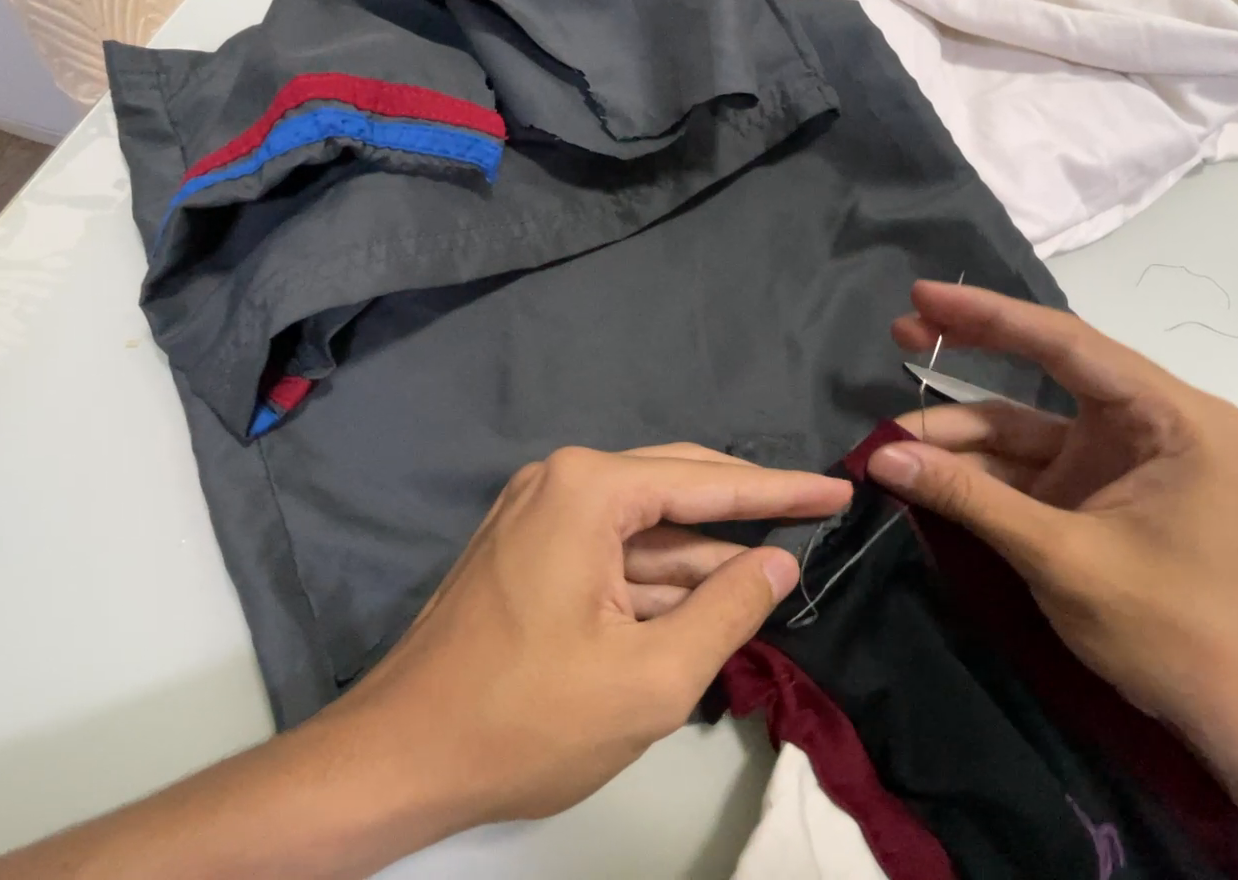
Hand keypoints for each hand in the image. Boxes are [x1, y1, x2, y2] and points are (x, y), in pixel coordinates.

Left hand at [0, 445, 847, 879]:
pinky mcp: (526, 548)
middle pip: (675, 487)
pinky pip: (610, 548)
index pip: (708, 482)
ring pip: (643, 525)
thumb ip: (727, 609)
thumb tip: (777, 563)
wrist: (399, 756)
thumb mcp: (652, 677)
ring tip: (774, 563)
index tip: (838, 488)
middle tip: (816, 511)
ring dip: (701, 553)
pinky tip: (706, 591)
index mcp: (589, 490)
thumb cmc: (528, 719)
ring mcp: (536, 512)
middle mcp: (560, 481)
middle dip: (744, 507)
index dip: (781, 490)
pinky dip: (657, 574)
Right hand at [866, 281, 1237, 735]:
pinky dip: (974, 470)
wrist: (1233, 710)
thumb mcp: (1059, 557)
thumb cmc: (1169, 628)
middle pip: (1043, 370)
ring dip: (956, 436)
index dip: (987, 317)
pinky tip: (923, 472)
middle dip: (967, 355)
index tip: (921, 296)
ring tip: (889, 447)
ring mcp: (1118, 456)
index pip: (1068, 346)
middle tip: (899, 331)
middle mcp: (1148, 421)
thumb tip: (882, 457)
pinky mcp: (1095, 489)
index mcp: (1171, 418)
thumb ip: (969, 498)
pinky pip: (1025, 464)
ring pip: (1021, 426)